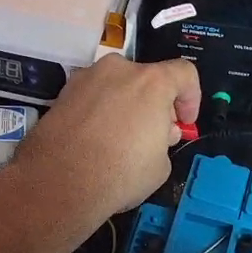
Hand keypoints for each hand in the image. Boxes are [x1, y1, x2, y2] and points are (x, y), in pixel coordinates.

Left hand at [8, 55, 198, 221]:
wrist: (60, 182)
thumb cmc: (121, 173)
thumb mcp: (161, 166)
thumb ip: (164, 141)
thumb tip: (158, 133)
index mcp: (151, 82)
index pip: (184, 73)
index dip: (191, 98)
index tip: (185, 123)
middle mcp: (118, 70)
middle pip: (146, 80)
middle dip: (154, 105)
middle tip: (152, 135)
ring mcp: (85, 79)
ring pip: (116, 87)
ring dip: (125, 107)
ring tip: (120, 140)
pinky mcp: (61, 94)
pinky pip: (91, 99)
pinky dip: (99, 113)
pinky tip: (95, 142)